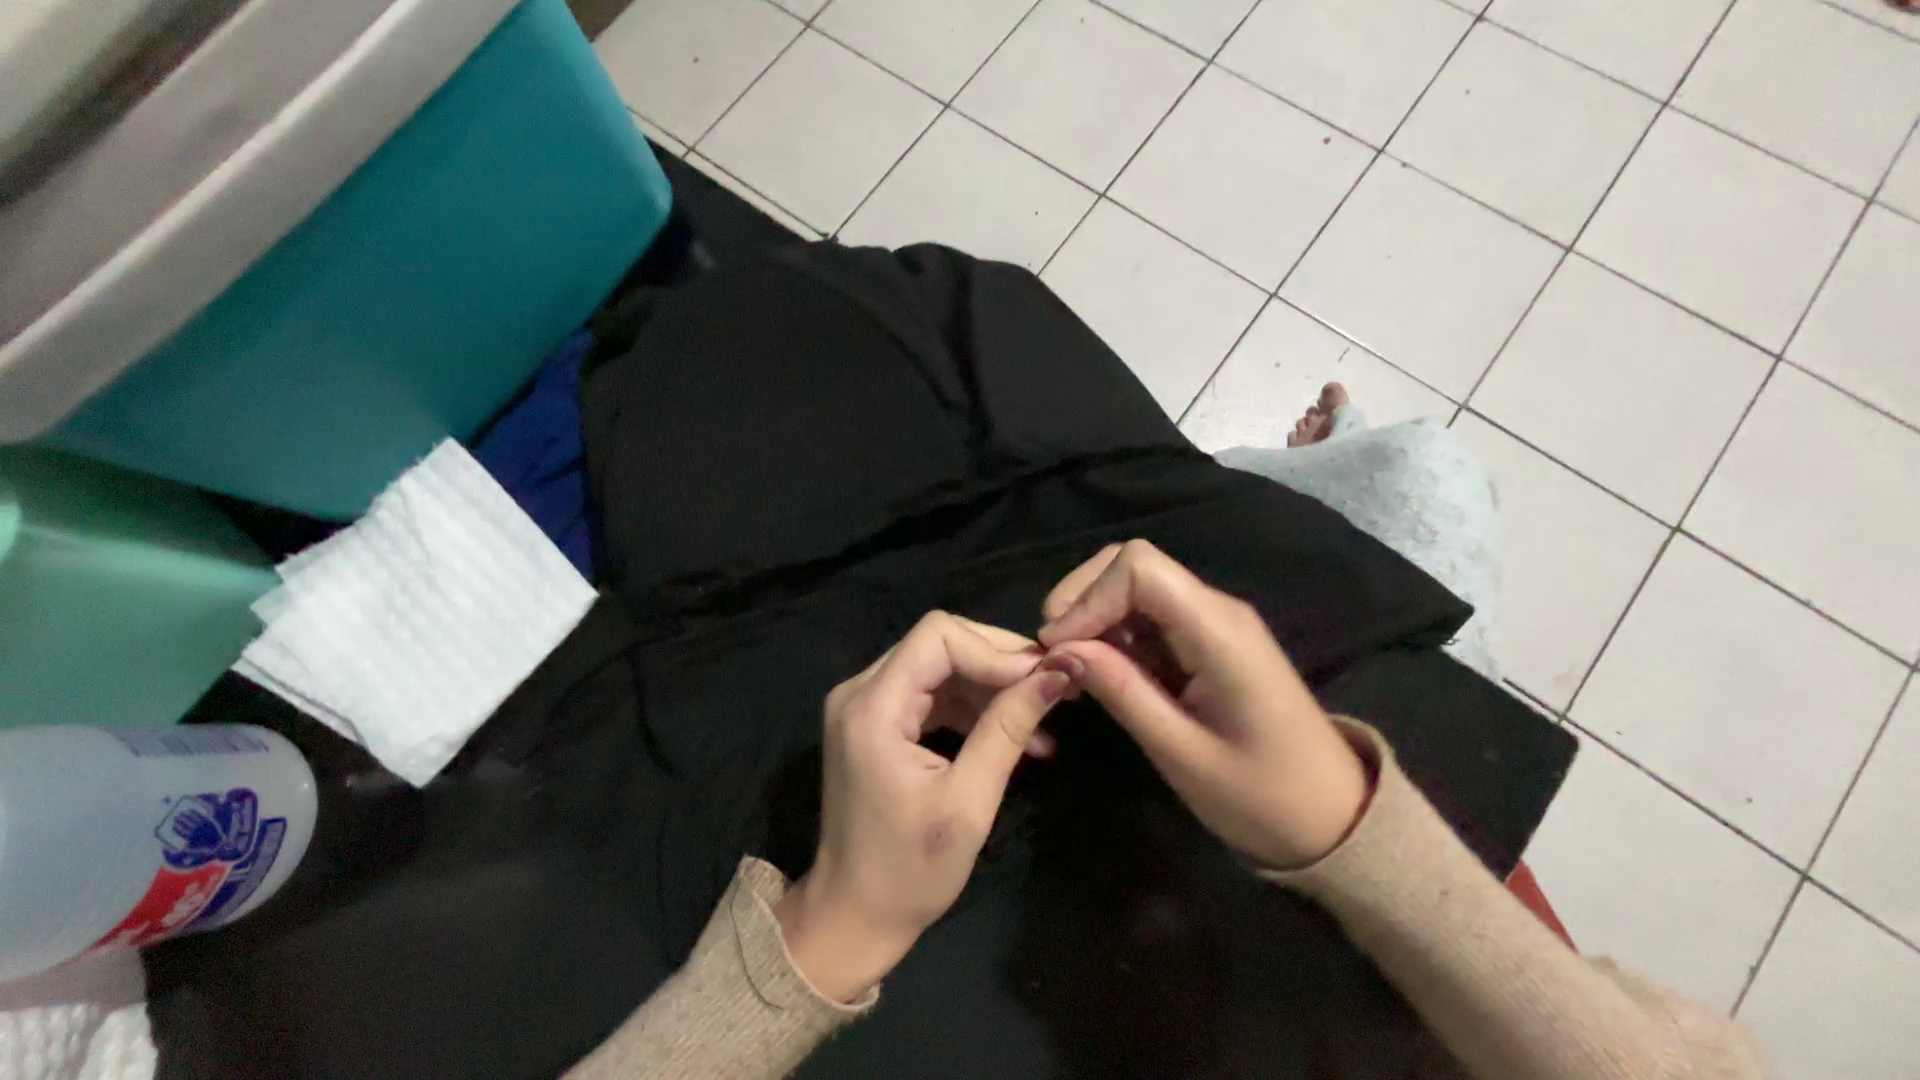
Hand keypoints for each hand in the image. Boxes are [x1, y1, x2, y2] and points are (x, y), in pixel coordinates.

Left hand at [776, 612, 1072, 1001]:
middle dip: (1000, 663)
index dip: (997, 649)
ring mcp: (864, 707)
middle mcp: (860, 692)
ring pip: (939, 667)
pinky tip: (1016, 736)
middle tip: (1055, 688)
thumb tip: (1060, 673)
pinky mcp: (876, 725)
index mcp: (872, 707)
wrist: (854, 918)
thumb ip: (1009, 728)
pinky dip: (972, 709)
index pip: (938, 637)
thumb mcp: (968, 801)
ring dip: (992, 689)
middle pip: (938, 644)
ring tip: (1044, 722)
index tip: (1047, 678)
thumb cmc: (910, 872)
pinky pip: (930, 695)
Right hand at [1038, 541, 1370, 870]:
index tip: (1056, 649)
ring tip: (1068, 667)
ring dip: (1094, 616)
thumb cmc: (1262, 797)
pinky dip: (1113, 633)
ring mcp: (1213, 623)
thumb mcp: (1181, 753)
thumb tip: (1059, 649)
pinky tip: (1098, 672)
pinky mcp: (1207, 642)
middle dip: (1083, 598)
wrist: (1333, 819)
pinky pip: (1149, 616)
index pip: (1139, 568)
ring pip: (1137, 586)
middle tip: (1054, 653)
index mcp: (1218, 632)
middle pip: (1134, 564)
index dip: (1087, 598)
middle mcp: (1217, 611)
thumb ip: (1121, 692)